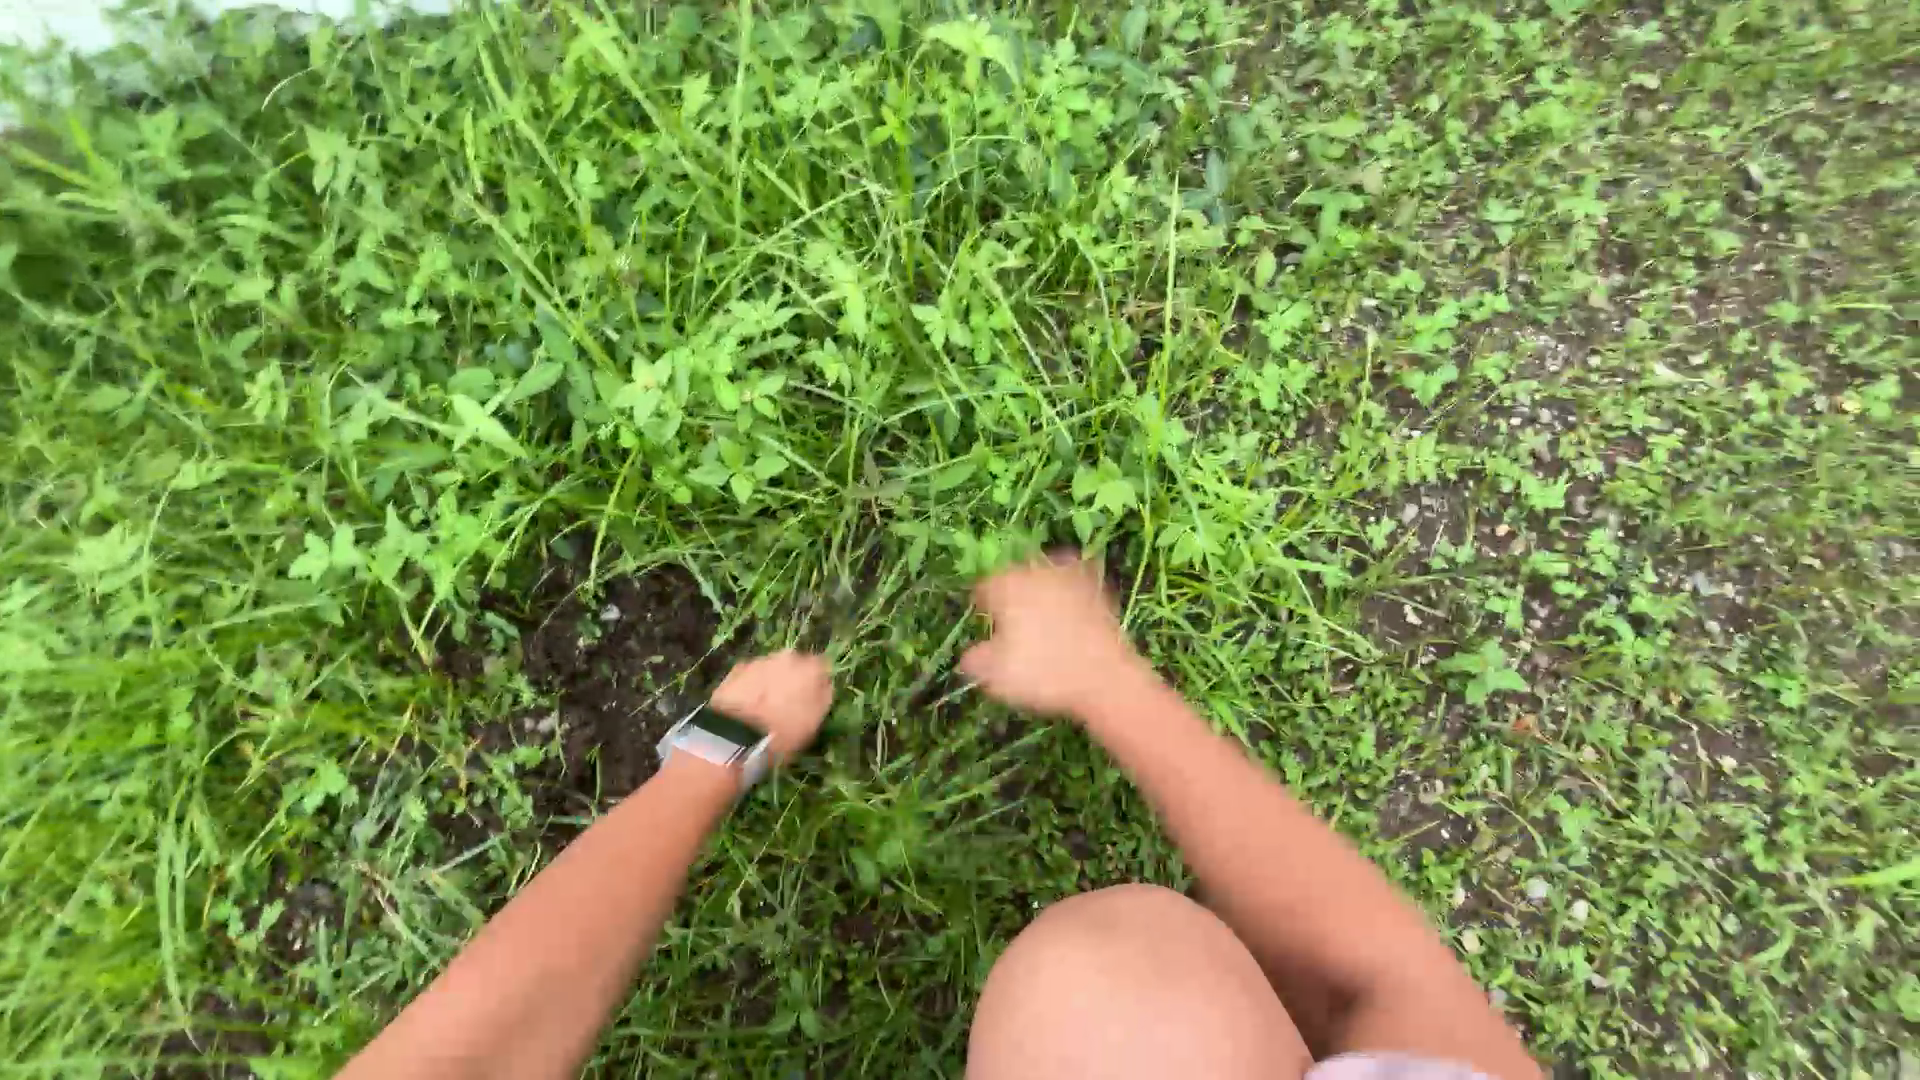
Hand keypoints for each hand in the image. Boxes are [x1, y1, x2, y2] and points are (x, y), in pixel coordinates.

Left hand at [709, 650, 832, 761]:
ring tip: (764, 705)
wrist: (735, 735)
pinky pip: (751, 674)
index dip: (818, 681)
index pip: (823, 667)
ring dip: (771, 680)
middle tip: (788, 701)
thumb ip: (822, 698)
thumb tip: (823, 686)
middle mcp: (789, 656)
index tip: (813, 696)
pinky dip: (752, 685)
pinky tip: (746, 703)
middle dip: (793, 678)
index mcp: (812, 669)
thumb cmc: (783, 733)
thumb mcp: (813, 724)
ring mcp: (761, 660)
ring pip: (772, 668)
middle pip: (796, 664)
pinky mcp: (737, 668)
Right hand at [959, 552, 1156, 718]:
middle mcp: (1036, 572)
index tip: (987, 624)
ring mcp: (1070, 577)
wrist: (1104, 677)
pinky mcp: (1098, 588)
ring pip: (1048, 574)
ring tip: (1044, 614)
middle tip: (1014, 623)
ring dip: (1043, 588)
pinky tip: (1073, 608)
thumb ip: (976, 660)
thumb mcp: (995, 675)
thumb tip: (972, 656)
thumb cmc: (1042, 673)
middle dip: (1012, 594)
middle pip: (1016, 575)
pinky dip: (1074, 590)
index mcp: (1006, 586)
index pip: (983, 586)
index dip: (982, 606)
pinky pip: (1080, 580)